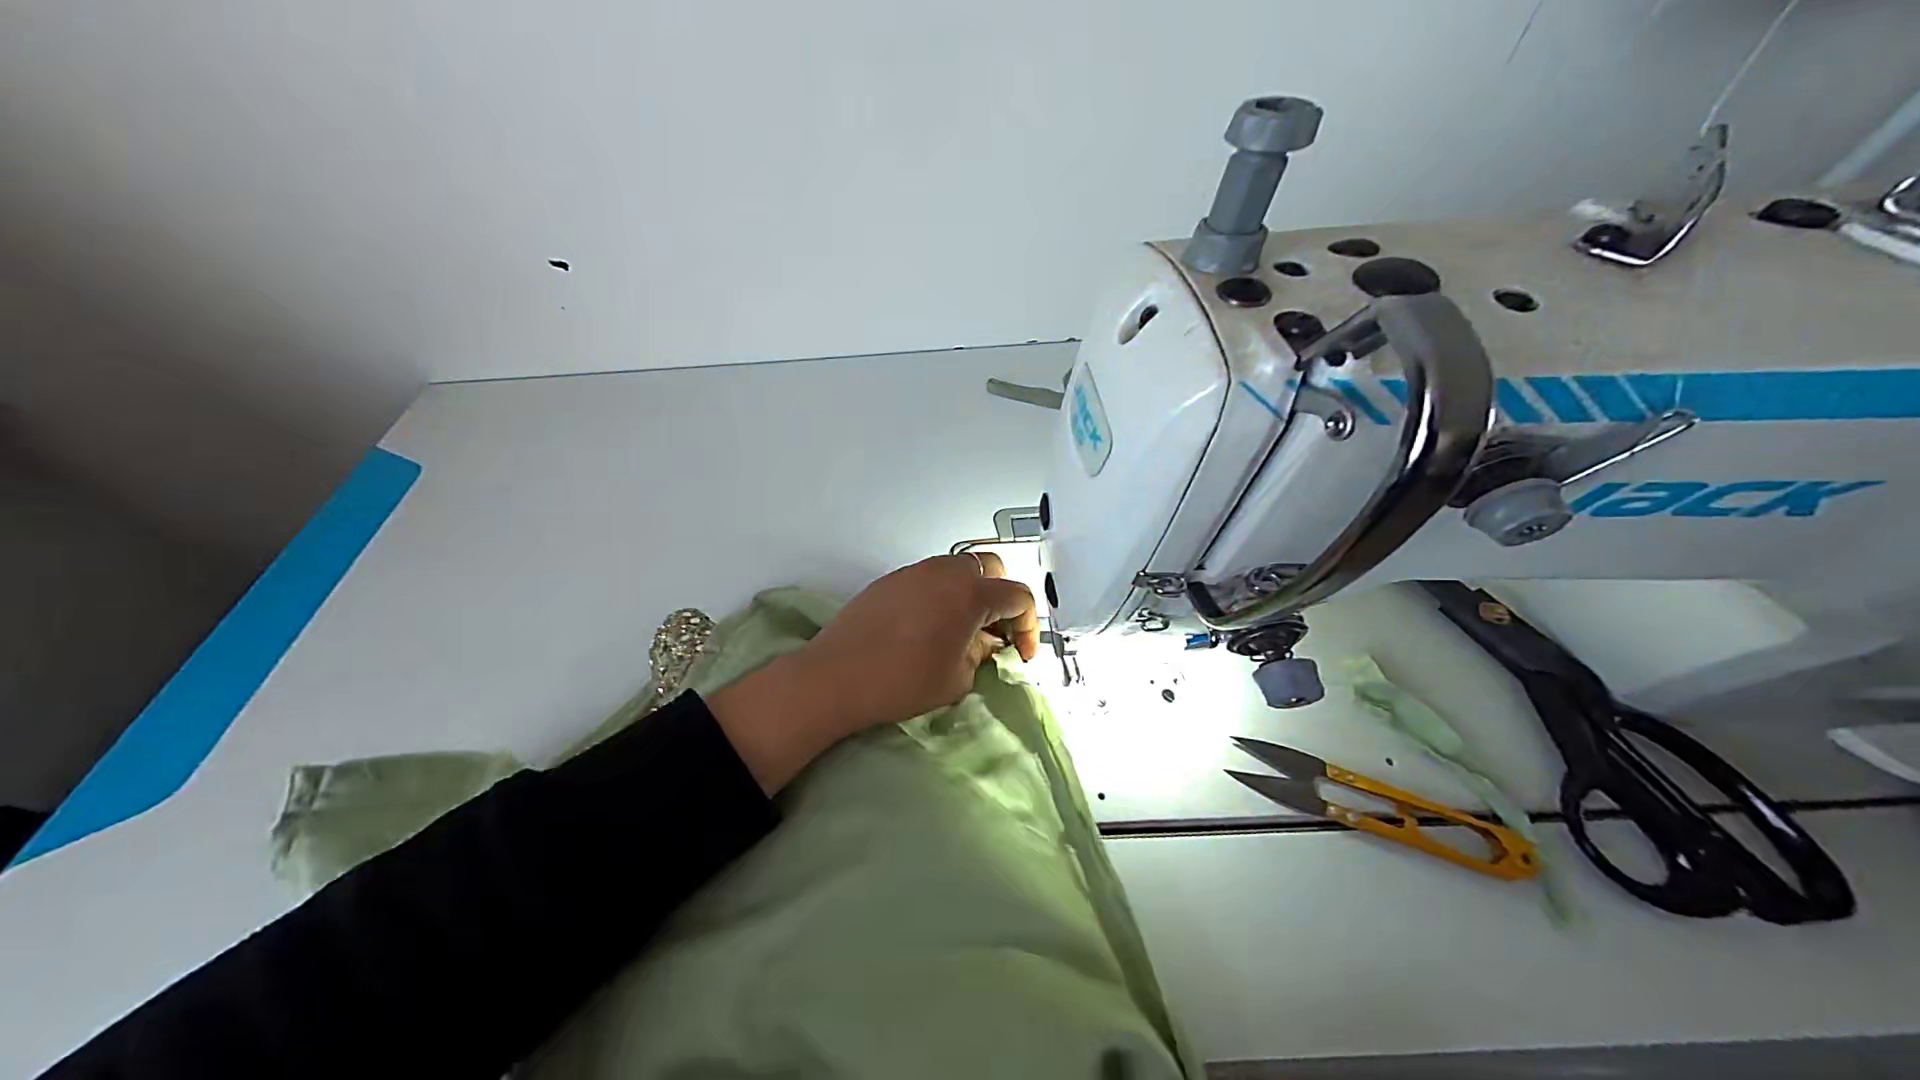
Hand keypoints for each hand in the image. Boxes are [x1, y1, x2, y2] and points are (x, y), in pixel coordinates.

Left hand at [707, 553, 1038, 792]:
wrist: (836, 676)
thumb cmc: (902, 682)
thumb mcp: (957, 678)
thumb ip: (982, 654)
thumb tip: (987, 643)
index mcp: (970, 594)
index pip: (1018, 596)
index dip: (1029, 626)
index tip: (1021, 653)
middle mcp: (946, 572)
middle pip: (992, 567)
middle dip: (1003, 597)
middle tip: (997, 632)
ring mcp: (916, 571)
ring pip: (959, 567)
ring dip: (973, 592)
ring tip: (965, 629)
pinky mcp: (892, 579)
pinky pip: (931, 576)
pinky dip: (944, 592)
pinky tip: (933, 624)